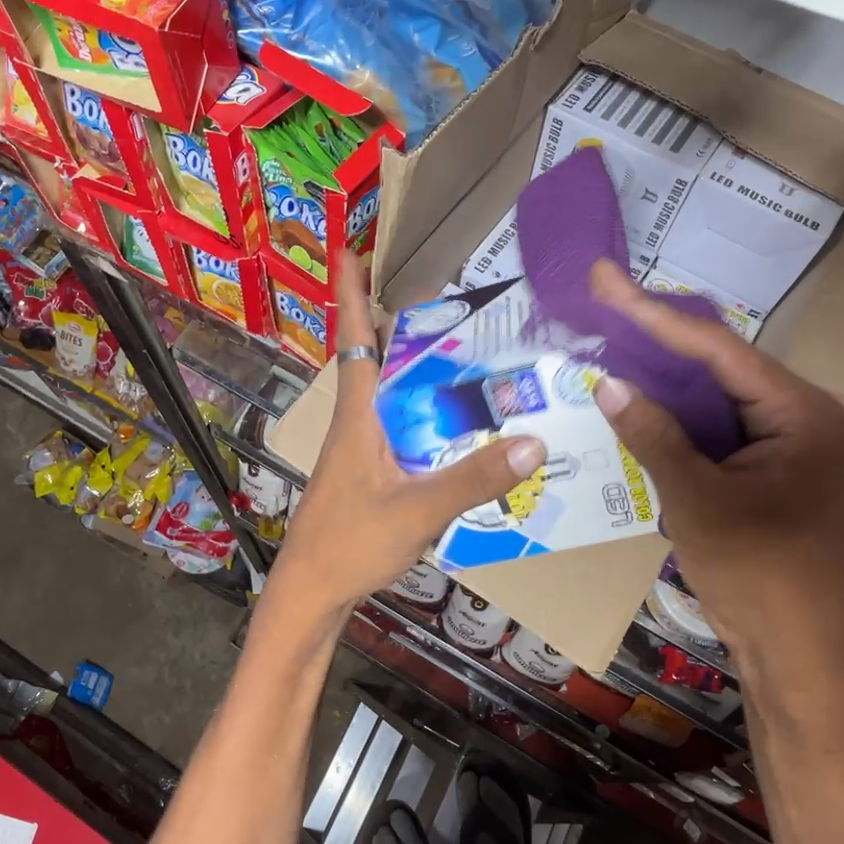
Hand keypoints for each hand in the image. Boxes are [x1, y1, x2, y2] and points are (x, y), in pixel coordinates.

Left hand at [273, 252, 544, 613]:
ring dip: (423, 378)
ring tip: (471, 361)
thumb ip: (474, 479)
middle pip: (381, 363)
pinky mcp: (370, 477)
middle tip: (452, 305)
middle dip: (408, 330)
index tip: (347, 249)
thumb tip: (533, 441)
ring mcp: (362, 453)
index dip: (352, 294)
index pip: (356, 341)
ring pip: (396, 400)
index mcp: (358, 418)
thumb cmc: (349, 544)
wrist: (310, 594)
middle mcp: (358, 425)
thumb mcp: (418, 510)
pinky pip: (404, 434)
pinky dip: (429, 421)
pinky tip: (461, 434)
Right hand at [587, 260, 843, 656]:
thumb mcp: (698, 500)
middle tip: (600, 299)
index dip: (653, 314)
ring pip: (710, 393)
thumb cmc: (760, 573)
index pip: (714, 348)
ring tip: (606, 337)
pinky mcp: (761, 469)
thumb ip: (654, 435)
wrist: (799, 654)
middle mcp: (795, 414)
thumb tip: (607, 381)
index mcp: (798, 411)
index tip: (605, 281)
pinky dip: (669, 413)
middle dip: (654, 333)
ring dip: (658, 373)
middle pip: (714, 361)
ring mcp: (779, 443)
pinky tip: (631, 399)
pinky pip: (710, 427)